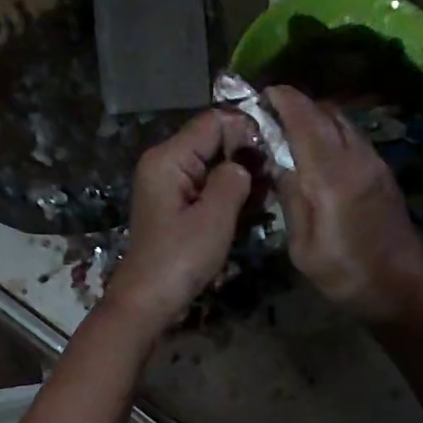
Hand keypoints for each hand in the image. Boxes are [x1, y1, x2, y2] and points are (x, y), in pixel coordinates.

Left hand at [107, 109, 257, 325]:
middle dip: (244, 154)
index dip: (246, 131)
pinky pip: (205, 186)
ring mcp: (168, 185)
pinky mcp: (174, 206)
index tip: (274, 154)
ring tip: (265, 194)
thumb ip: (233, 180)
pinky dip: (226, 192)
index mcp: (169, 158)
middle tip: (274, 177)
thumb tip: (244, 165)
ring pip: (211, 165)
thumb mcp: (214, 218)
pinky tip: (248, 207)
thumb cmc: (180, 259)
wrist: (148, 301)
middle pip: (212, 141)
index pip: (213, 122)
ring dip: (238, 176)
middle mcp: (165, 163)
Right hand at [264, 87, 422, 321]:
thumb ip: (291, 200)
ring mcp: (375, 162)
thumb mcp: (304, 249)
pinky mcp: (384, 172)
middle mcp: (356, 158)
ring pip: (342, 122)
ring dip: (316, 119)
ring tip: (291, 134)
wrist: (403, 285)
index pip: (305, 118)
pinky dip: (332, 134)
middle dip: (296, 106)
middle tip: (270, 117)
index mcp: (331, 175)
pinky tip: (318, 155)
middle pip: (325, 112)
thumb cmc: (347, 274)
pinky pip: (353, 138)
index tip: (261, 94)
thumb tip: (279, 163)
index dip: (282, 100)